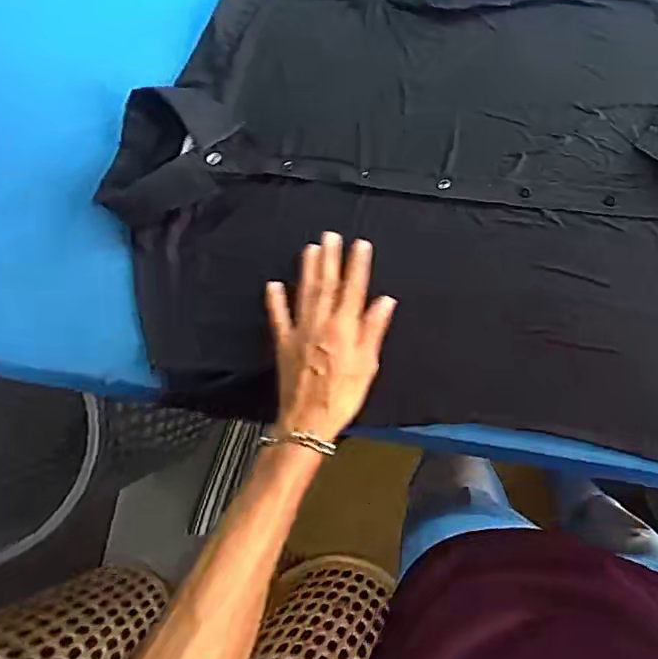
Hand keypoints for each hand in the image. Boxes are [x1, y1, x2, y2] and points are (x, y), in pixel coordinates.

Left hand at [265, 232, 396, 440]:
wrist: (308, 422)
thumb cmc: (342, 396)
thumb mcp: (368, 364)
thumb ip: (373, 330)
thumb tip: (384, 302)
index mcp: (344, 328)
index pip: (353, 289)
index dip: (357, 265)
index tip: (360, 245)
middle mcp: (321, 324)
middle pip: (327, 284)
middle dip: (330, 258)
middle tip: (331, 235)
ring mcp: (300, 332)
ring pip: (305, 293)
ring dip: (308, 269)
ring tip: (311, 248)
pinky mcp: (284, 344)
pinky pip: (279, 317)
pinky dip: (276, 300)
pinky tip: (273, 285)